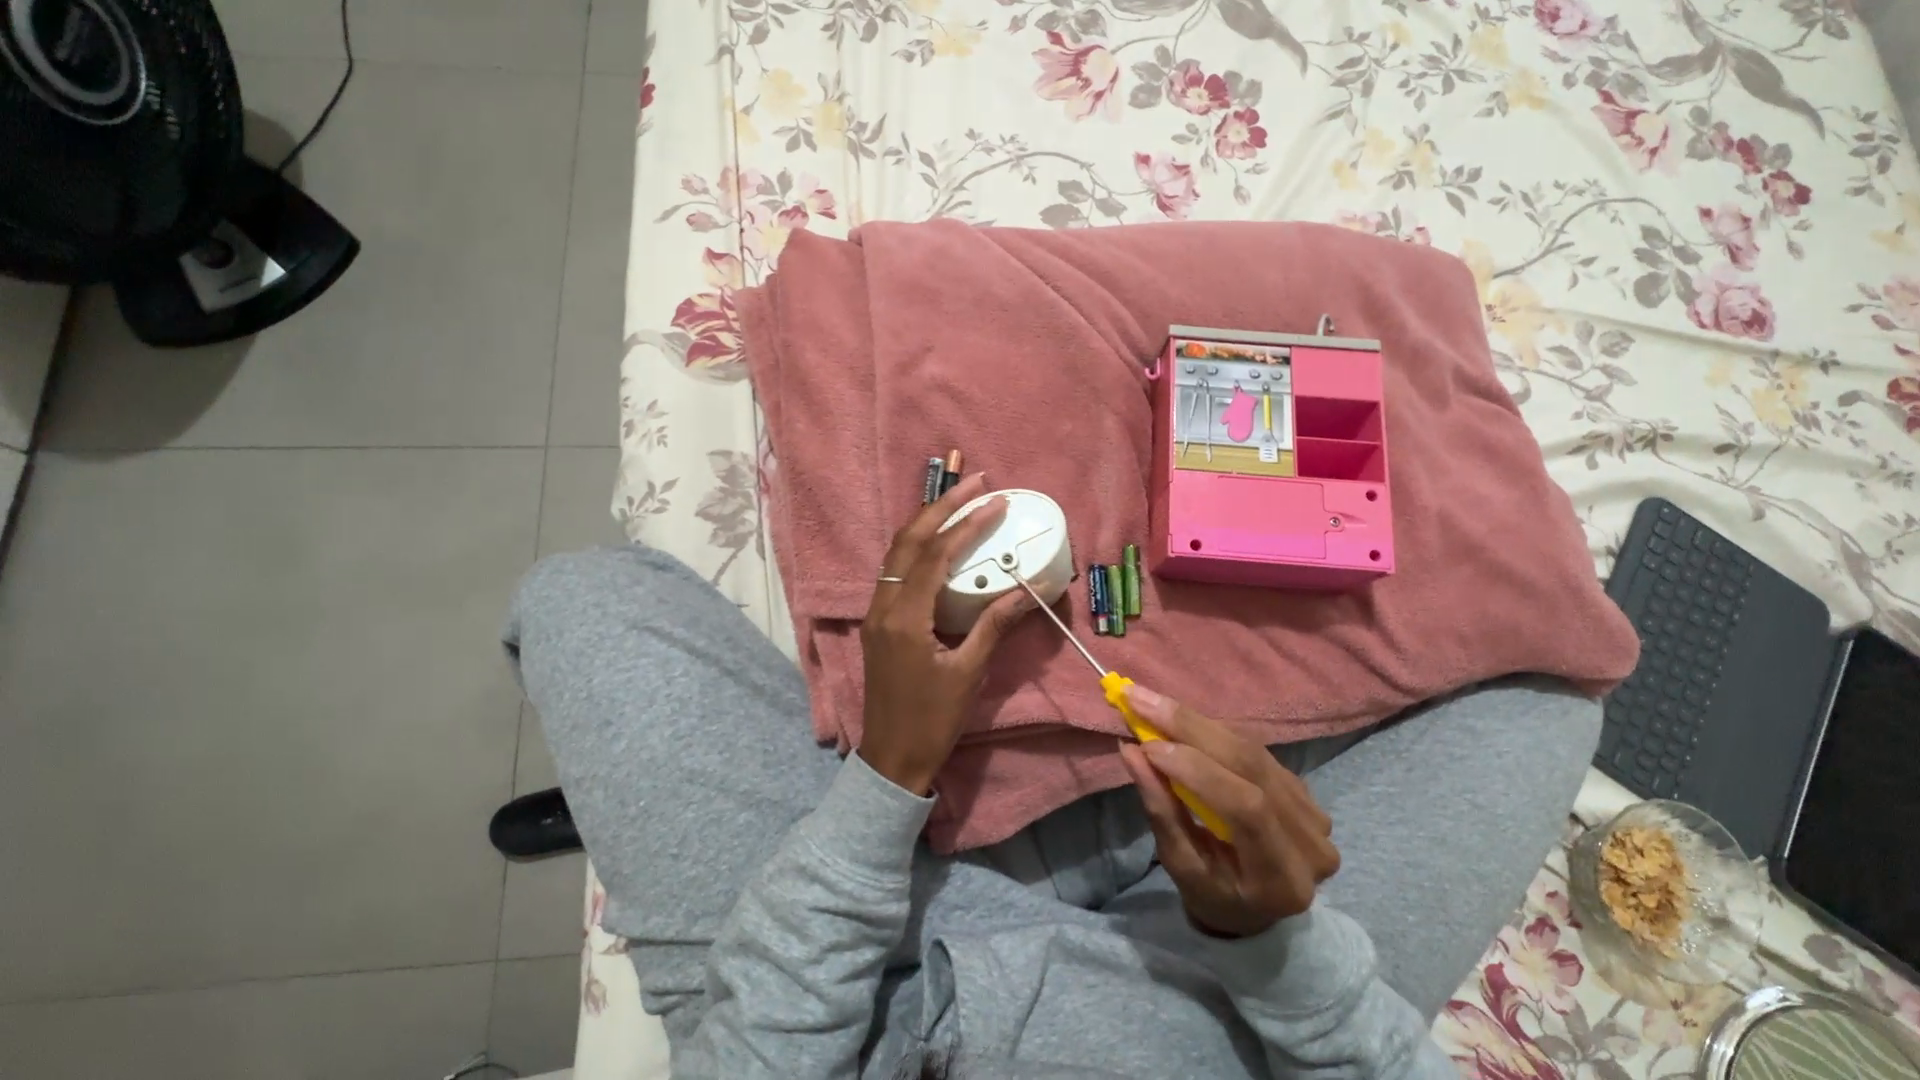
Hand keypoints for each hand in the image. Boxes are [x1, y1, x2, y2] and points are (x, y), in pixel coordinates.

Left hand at [858, 473, 1034, 795]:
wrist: (891, 758)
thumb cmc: (932, 721)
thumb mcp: (968, 673)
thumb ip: (995, 624)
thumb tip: (1030, 586)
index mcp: (903, 618)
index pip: (935, 555)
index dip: (966, 524)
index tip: (997, 501)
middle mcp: (882, 606)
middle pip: (907, 541)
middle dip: (940, 506)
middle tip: (976, 483)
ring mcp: (875, 614)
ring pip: (896, 554)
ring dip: (926, 524)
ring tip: (960, 502)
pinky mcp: (878, 624)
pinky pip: (895, 572)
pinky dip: (918, 549)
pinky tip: (940, 545)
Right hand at [1117, 685, 1340, 938]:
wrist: (1256, 910)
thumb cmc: (1212, 897)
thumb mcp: (1180, 867)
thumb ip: (1161, 810)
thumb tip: (1132, 751)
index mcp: (1282, 880)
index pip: (1246, 808)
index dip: (1198, 770)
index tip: (1148, 744)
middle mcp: (1312, 845)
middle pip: (1252, 766)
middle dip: (1190, 729)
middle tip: (1139, 699)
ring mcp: (1317, 816)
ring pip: (1253, 751)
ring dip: (1199, 724)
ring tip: (1153, 704)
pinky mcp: (1307, 793)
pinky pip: (1258, 751)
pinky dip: (1216, 733)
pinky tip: (1184, 723)